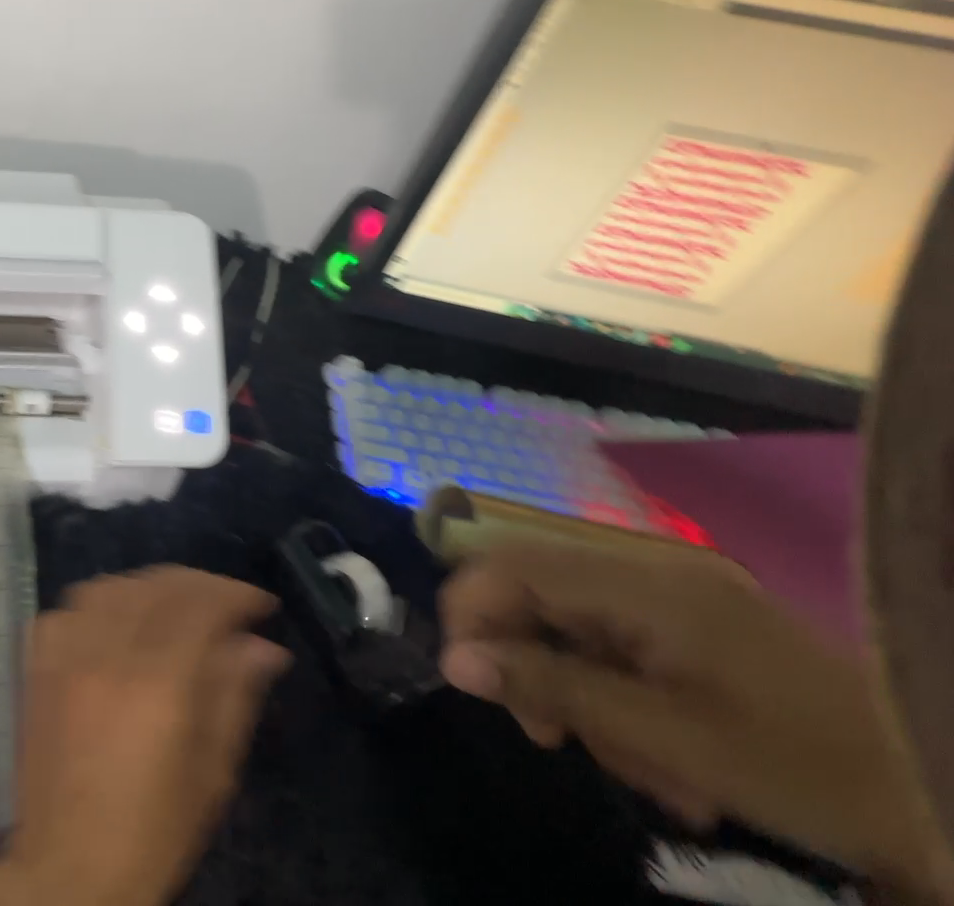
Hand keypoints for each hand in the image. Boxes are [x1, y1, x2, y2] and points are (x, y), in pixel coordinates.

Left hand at [0, 566, 289, 905]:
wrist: (70, 867)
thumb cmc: (154, 830)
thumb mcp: (213, 772)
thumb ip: (236, 695)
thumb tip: (262, 646)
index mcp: (158, 683)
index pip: (201, 606)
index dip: (236, 594)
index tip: (261, 605)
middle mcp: (105, 655)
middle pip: (155, 586)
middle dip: (199, 584)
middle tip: (226, 603)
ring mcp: (61, 657)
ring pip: (107, 588)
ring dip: (147, 586)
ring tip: (174, 605)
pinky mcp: (34, 668)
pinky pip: (65, 610)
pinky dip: (97, 604)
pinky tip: (115, 622)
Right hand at [438, 537, 953, 901]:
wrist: (947, 791)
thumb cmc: (806, 767)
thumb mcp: (665, 736)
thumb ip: (550, 686)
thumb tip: (453, 659)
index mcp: (645, 585)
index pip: (511, 565)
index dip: (471, 613)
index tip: (470, 680)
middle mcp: (654, 575)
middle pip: (536, 596)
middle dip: (531, 667)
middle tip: (550, 738)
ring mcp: (680, 601)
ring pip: (575, 630)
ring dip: (582, 697)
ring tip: (637, 769)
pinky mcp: (700, 630)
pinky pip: (620, 649)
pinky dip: (621, 700)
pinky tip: (663, 759)